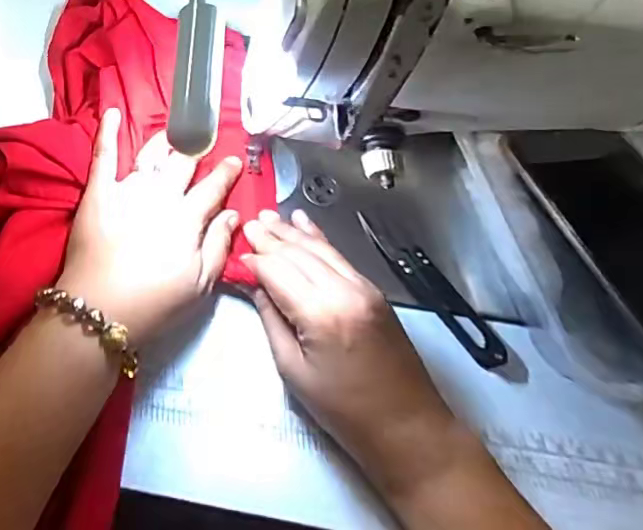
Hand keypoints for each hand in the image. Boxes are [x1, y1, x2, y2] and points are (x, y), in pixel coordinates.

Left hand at [58, 110, 242, 344]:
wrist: (96, 313)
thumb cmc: (153, 304)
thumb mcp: (199, 285)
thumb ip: (218, 245)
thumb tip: (232, 213)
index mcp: (188, 217)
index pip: (212, 187)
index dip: (226, 172)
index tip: (234, 160)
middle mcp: (161, 196)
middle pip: (183, 165)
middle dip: (195, 153)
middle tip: (201, 144)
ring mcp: (128, 190)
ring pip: (150, 156)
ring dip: (163, 143)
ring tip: (171, 135)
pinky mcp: (99, 192)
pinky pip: (104, 156)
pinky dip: (108, 132)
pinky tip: (112, 112)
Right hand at [241, 210, 472, 499]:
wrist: (406, 425)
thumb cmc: (344, 410)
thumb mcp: (295, 371)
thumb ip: (273, 320)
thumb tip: (255, 286)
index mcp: (320, 313)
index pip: (279, 271)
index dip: (255, 260)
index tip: (236, 251)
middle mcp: (343, 289)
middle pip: (299, 253)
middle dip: (272, 238)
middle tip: (249, 223)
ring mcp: (362, 285)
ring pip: (321, 249)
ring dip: (293, 232)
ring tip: (270, 217)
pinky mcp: (372, 289)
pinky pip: (339, 256)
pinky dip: (319, 239)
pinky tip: (305, 224)